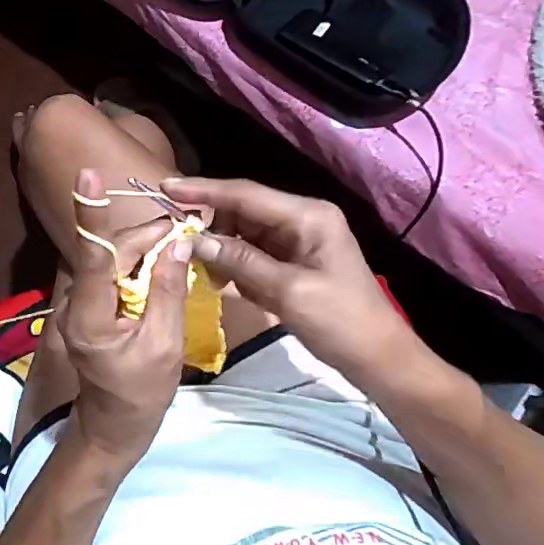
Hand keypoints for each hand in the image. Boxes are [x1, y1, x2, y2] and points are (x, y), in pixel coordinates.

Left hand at [56, 169, 189, 467]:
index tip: (87, 176)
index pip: (91, 256)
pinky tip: (162, 263)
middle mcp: (76, 303)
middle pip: (108, 252)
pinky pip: (112, 273)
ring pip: (111, 259)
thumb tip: (178, 243)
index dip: (91, 214)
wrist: (113, 425)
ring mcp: (79, 304)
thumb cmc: (141, 393)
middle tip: (185, 227)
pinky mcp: (88, 305)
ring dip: (144, 247)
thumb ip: (167, 290)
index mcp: (90, 316)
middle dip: (146, 235)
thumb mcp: (164, 344)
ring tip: (179, 241)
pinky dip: (138, 264)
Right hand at [162, 177, 425, 383]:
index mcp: (307, 215)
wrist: (378, 358)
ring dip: (223, 250)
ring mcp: (297, 240)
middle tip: (180, 244)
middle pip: (242, 210)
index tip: (165, 186)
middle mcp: (301, 219)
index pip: (245, 194)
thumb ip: (240, 261)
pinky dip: (237, 266)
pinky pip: (253, 254)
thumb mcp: (287, 291)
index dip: (203, 190)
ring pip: (244, 233)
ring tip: (207, 273)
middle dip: (212, 226)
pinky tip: (232, 284)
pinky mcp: (292, 261)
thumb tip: (193, 240)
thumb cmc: (341, 322)